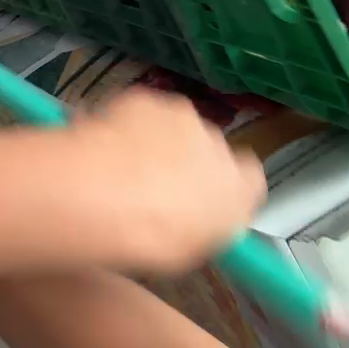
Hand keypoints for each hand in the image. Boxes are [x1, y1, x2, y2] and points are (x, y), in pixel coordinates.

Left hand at [68, 88, 267, 274]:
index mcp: (242, 189)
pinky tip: (104, 142)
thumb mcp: (189, 248)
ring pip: (169, 123)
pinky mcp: (143, 99)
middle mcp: (220, 146)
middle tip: (148, 178)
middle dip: (180, 157)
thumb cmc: (150, 236)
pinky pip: (136, 109)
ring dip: (150, 136)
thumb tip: (188, 226)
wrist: (104, 198)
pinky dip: (122, 120)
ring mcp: (181, 117)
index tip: (193, 193)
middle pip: (205, 145)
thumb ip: (202, 226)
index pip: (244, 178)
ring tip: (121, 161)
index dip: (214, 184)